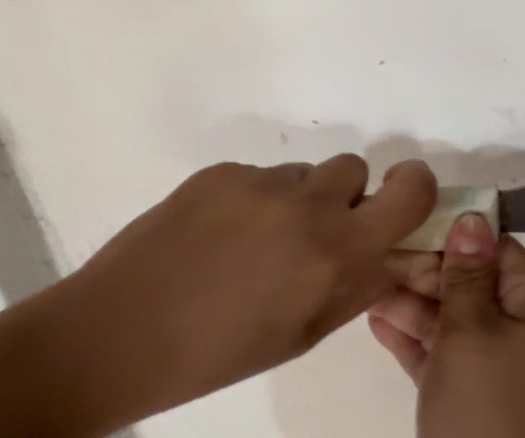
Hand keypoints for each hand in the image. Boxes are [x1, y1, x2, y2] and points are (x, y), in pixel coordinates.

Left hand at [33, 156, 437, 429]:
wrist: (109, 338)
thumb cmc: (215, 355)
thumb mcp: (302, 335)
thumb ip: (357, 287)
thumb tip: (392, 252)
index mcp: (337, 253)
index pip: (412, 190)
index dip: (415, 185)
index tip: (399, 196)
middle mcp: (309, 207)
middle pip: (354, 170)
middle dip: (342, 197)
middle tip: (308, 234)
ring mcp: (262, 184)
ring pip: (304, 173)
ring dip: (296, 199)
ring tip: (251, 242)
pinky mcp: (221, 173)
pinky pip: (258, 175)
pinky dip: (249, 200)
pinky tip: (213, 239)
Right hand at [368, 214, 524, 437]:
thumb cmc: (486, 407)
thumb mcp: (473, 332)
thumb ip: (467, 274)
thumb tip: (473, 216)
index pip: (495, 248)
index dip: (454, 233)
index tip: (406, 220)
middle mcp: (519, 322)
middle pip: (470, 278)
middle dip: (424, 267)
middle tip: (372, 254)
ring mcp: (493, 361)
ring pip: (450, 315)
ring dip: (409, 300)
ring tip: (361, 282)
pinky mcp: (467, 394)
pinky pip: (439, 351)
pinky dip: (410, 336)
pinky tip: (374, 319)